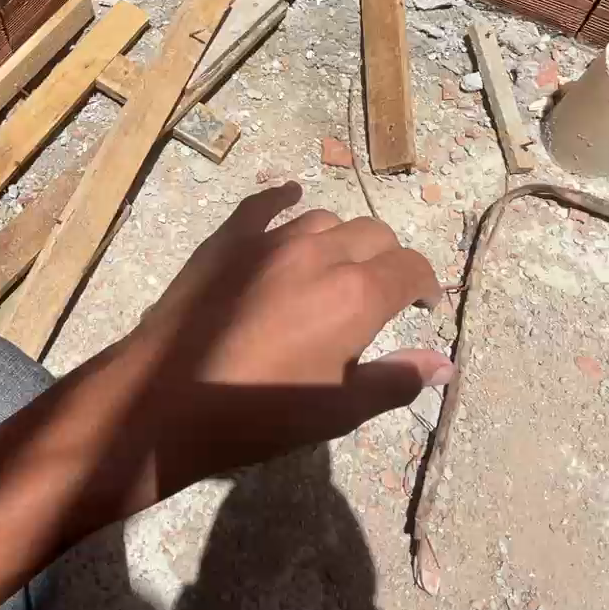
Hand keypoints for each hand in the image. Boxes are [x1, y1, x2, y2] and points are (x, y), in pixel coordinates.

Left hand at [85, 181, 454, 501]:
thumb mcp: (336, 410)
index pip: (410, 268)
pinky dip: (282, 197)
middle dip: (387, 259)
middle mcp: (317, 252)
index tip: (421, 305)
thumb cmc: (258, 414)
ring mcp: (268, 240)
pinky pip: (261, 204)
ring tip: (335, 266)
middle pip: (372, 235)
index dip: (424, 285)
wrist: (166, 398)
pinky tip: (290, 195)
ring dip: (340, 238)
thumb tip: (442, 362)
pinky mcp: (226, 239)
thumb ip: (394, 379)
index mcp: (354, 294)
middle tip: (380, 292)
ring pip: (322, 219)